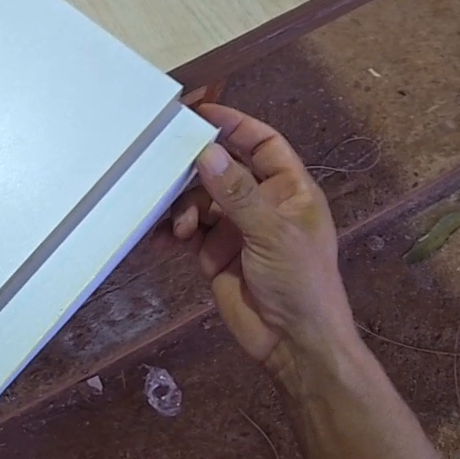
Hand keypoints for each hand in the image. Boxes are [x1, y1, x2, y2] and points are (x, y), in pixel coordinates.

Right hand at [171, 104, 358, 382]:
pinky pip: (187, 230)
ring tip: (178, 228)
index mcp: (289, 190)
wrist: (292, 345)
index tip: (200, 113)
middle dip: (196, 170)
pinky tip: (159, 238)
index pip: (263, 143)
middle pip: (223, 169)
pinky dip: (171, 231)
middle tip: (164, 166)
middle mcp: (262, 203)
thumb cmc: (300, 284)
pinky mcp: (213, 253)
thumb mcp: (273, 234)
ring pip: (199, 200)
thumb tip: (207, 153)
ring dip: (182, 207)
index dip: (236, 125)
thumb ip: (238, 195)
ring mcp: (236, 228)